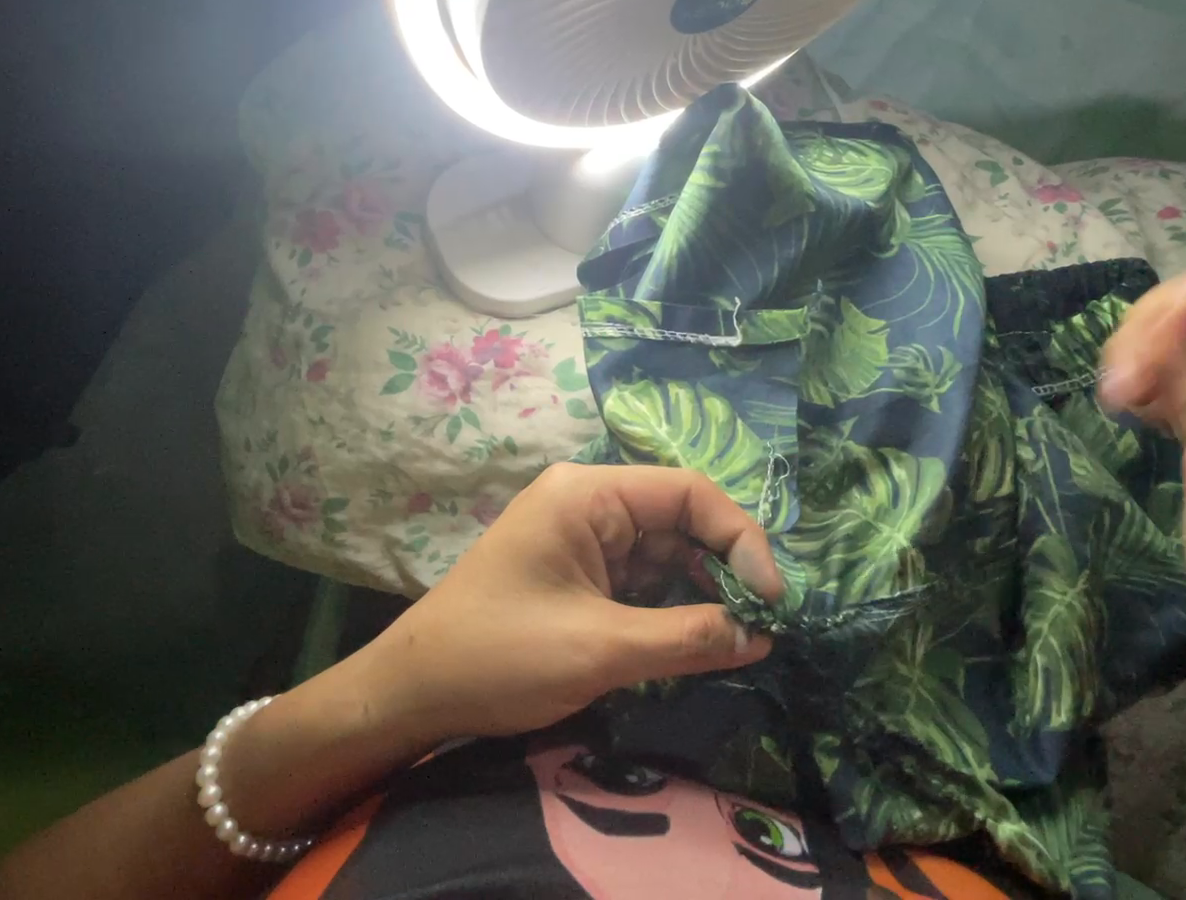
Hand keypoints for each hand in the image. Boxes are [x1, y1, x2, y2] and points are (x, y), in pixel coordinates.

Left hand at [356, 464, 783, 742]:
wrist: (412, 693)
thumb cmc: (498, 657)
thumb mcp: (600, 649)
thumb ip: (688, 638)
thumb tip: (762, 636)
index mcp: (588, 494)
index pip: (688, 492)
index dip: (739, 539)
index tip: (772, 599)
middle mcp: (588, 501)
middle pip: (680, 518)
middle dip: (723, 566)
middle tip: (761, 623)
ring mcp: (581, 535)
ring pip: (664, 550)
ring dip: (701, 589)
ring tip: (738, 634)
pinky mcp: (578, 569)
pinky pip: (640, 576)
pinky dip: (671, 604)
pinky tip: (697, 635)